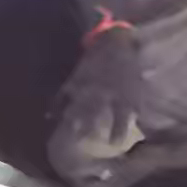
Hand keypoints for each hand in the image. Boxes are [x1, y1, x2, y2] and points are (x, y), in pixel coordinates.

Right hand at [53, 29, 142, 151]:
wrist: (114, 41)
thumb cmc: (128, 65)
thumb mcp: (137, 84)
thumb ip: (135, 104)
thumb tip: (136, 120)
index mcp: (122, 92)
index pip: (120, 116)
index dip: (118, 131)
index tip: (114, 145)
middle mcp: (103, 90)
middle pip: (94, 112)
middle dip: (89, 128)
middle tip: (83, 142)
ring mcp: (87, 85)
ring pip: (77, 104)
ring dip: (71, 119)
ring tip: (67, 132)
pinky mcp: (74, 79)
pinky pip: (62, 95)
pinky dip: (55, 106)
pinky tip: (49, 116)